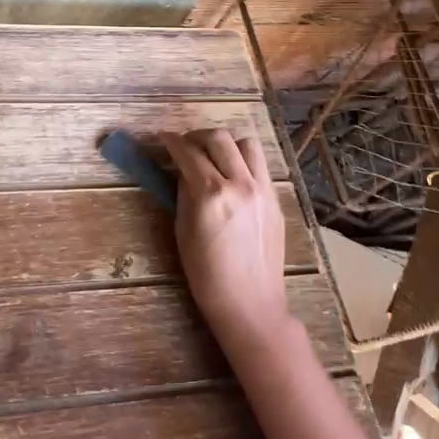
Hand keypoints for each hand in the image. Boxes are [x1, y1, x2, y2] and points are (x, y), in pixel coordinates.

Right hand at [162, 130, 288, 341]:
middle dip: (197, 136)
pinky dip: (243, 162)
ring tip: (213, 156)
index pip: (188, 153)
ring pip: (247, 144)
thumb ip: (184, 193)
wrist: (250, 302)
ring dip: (226, 144)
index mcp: (210, 194)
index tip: (162, 137)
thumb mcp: (183, 230)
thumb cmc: (206, 274)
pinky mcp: (276, 200)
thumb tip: (184, 171)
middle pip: (219, 138)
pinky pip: (260, 166)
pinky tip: (233, 176)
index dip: (171, 141)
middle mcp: (240, 185)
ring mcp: (263, 191)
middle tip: (186, 145)